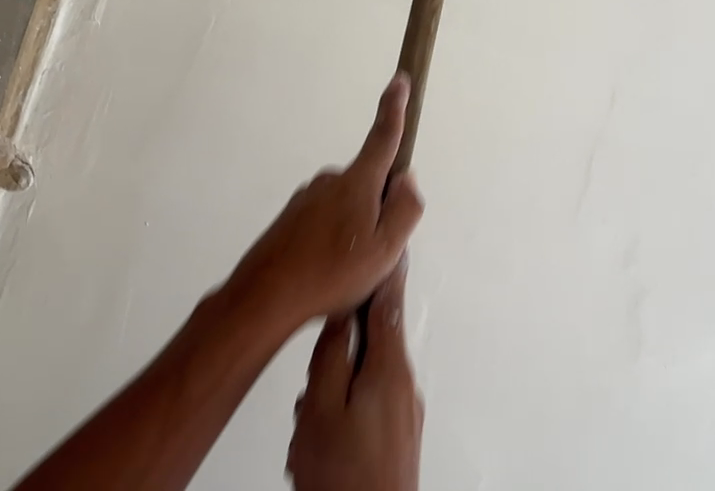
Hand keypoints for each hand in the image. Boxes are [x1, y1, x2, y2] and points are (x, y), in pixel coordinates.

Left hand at [226, 74, 424, 329]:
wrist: (266, 295)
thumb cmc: (333, 273)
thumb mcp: (387, 249)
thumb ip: (405, 209)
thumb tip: (406, 178)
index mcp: (357, 182)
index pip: (383, 137)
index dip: (395, 107)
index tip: (400, 78)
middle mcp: (331, 181)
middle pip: (369, 184)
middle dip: (380, 210)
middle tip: (376, 256)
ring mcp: (307, 198)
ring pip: (347, 207)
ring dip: (355, 231)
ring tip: (347, 273)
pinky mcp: (291, 218)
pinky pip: (325, 222)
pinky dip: (333, 242)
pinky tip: (326, 273)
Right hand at [288, 264, 423, 490]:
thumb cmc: (344, 479)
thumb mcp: (321, 406)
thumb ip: (331, 355)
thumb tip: (341, 318)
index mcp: (390, 370)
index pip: (388, 305)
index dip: (384, 274)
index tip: (389, 247)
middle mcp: (403, 388)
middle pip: (370, 343)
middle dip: (337, 354)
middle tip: (313, 382)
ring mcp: (402, 416)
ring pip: (361, 380)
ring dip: (332, 392)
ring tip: (312, 428)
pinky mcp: (395, 439)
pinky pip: (364, 408)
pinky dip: (340, 415)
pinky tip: (321, 443)